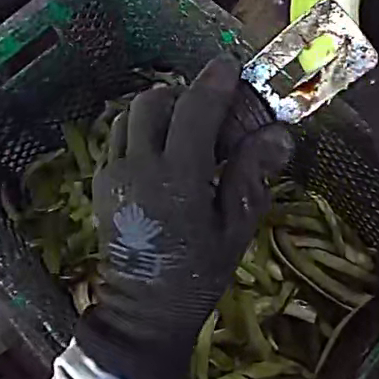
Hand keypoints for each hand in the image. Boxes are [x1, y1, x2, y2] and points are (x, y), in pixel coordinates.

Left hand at [75, 57, 295, 378]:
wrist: (142, 313)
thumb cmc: (197, 274)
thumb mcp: (235, 228)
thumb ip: (251, 175)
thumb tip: (279, 133)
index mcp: (176, 178)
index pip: (194, 110)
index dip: (213, 82)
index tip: (229, 65)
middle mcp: (137, 167)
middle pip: (153, 103)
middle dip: (182, 95)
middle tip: (208, 111)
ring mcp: (112, 174)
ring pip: (128, 117)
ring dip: (158, 112)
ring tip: (183, 132)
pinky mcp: (99, 184)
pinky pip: (116, 140)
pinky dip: (138, 133)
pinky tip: (160, 155)